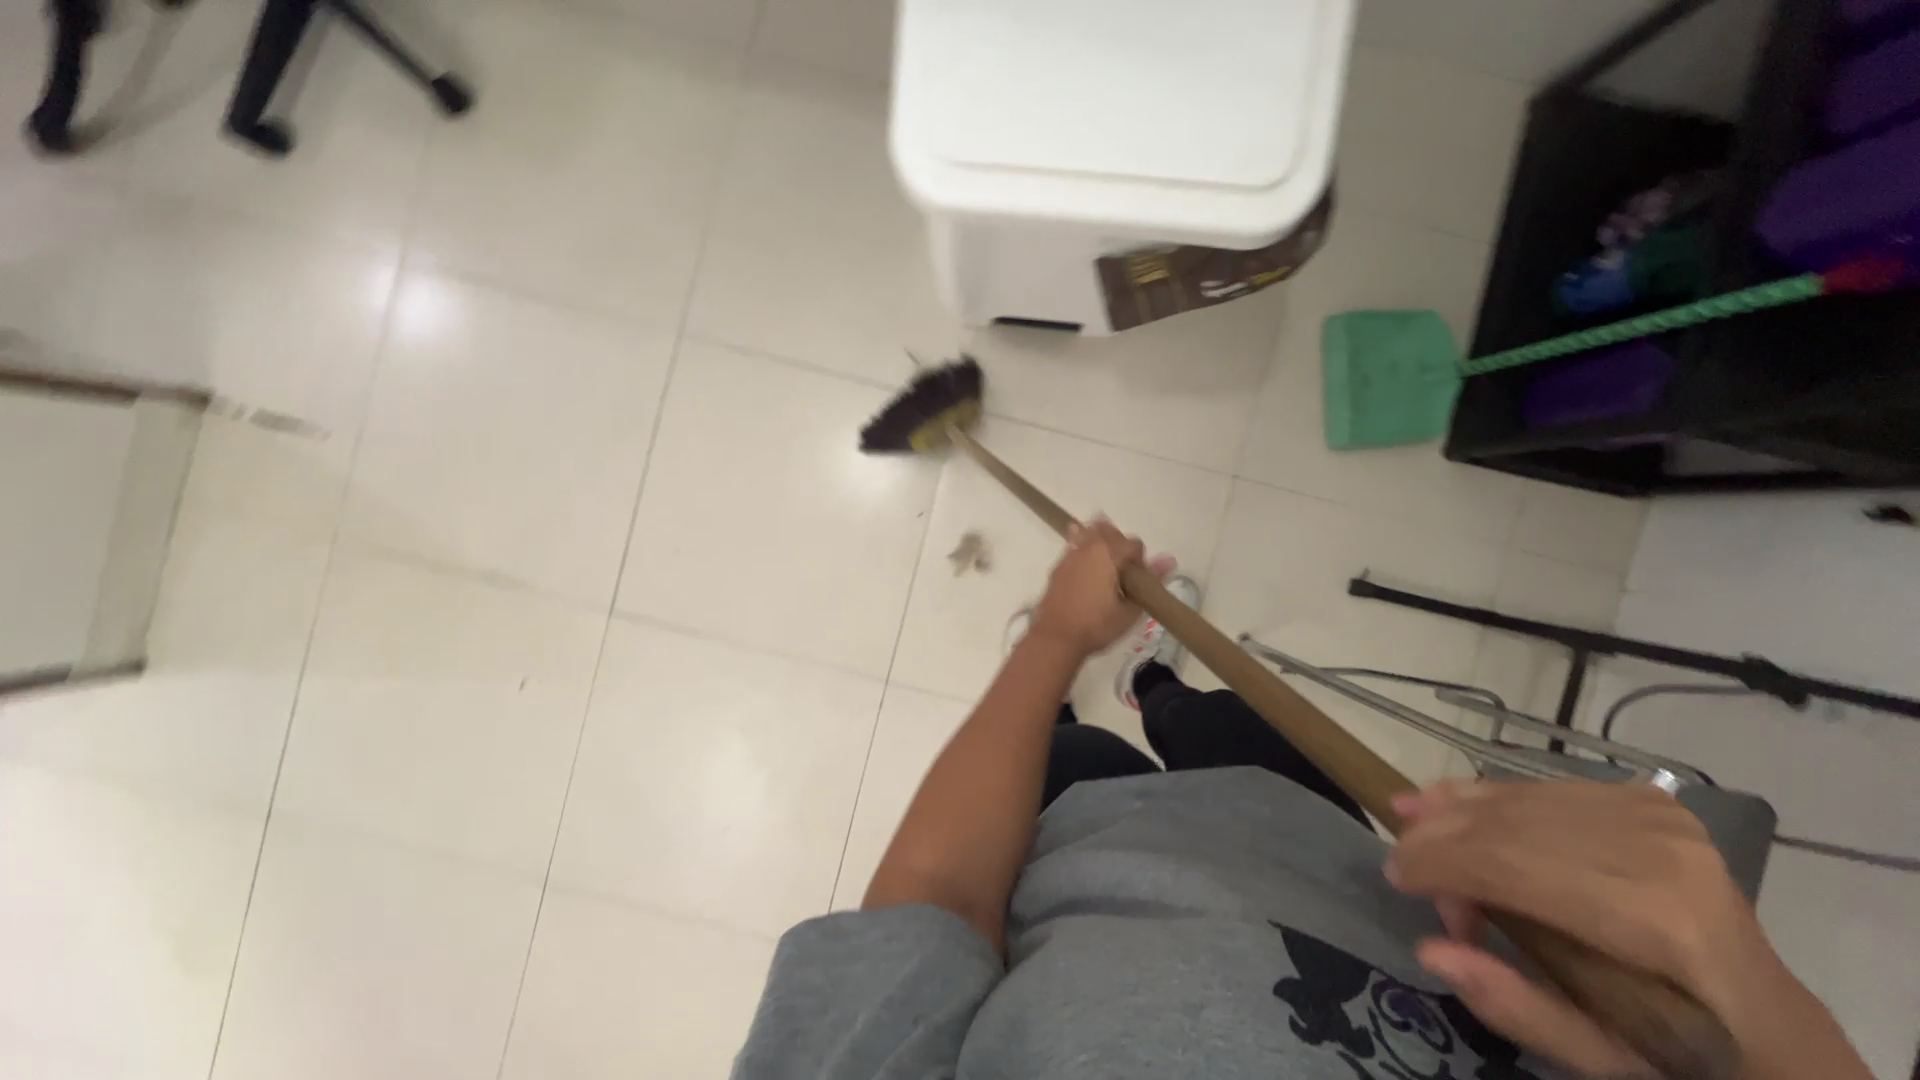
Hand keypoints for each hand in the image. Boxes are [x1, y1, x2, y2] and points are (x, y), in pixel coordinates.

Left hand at [1029, 518, 1174, 658]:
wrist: (1055, 637)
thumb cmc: (1096, 626)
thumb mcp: (1130, 610)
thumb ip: (1151, 581)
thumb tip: (1170, 559)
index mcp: (1109, 554)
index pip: (1134, 543)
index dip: (1140, 560)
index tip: (1137, 580)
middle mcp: (1089, 548)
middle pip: (1109, 531)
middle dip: (1120, 545)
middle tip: (1123, 571)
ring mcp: (1070, 555)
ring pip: (1088, 534)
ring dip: (1100, 544)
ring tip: (1106, 567)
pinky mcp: (1057, 567)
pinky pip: (1073, 547)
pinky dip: (1082, 551)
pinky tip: (1086, 567)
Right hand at [1385, 781, 1866, 1079]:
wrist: (1776, 1027)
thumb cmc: (1689, 1055)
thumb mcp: (1607, 1058)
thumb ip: (1521, 1009)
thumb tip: (1429, 951)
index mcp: (1656, 921)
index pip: (1513, 865)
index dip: (1441, 863)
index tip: (1394, 878)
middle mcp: (1659, 853)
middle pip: (1512, 825)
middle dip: (1441, 838)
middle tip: (1402, 866)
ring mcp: (1662, 820)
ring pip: (1524, 798)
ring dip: (1458, 809)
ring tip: (1409, 817)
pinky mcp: (1654, 805)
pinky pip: (1547, 790)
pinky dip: (1495, 796)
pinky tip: (1458, 803)